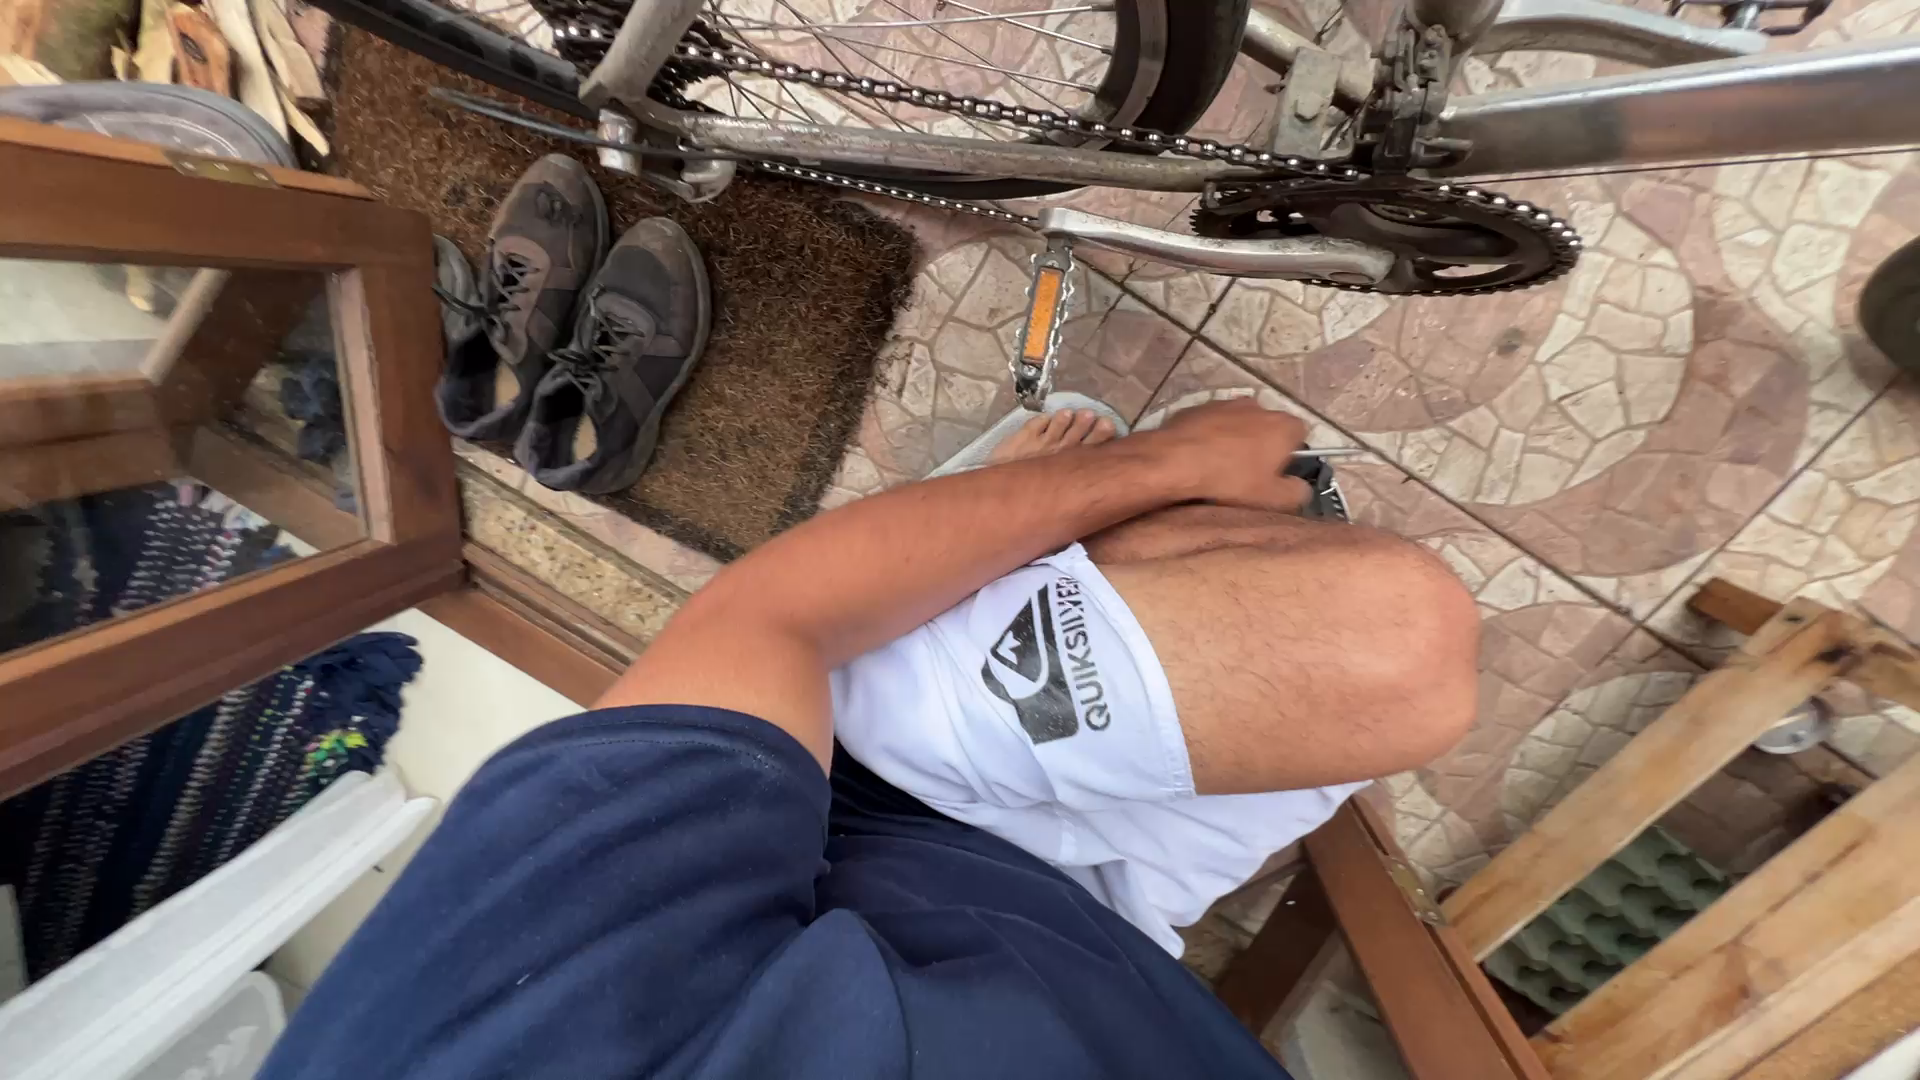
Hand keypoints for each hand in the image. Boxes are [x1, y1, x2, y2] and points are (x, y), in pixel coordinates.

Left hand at [1150, 398, 1312, 511]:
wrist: (1172, 461)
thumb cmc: (1229, 480)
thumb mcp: (1272, 499)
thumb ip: (1297, 492)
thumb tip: (1300, 487)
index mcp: (1283, 425)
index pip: (1299, 436)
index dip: (1288, 456)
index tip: (1273, 475)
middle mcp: (1257, 406)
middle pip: (1266, 428)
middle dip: (1259, 447)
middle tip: (1244, 475)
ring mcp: (1224, 403)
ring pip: (1236, 424)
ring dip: (1231, 441)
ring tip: (1216, 467)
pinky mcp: (1195, 407)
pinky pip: (1208, 424)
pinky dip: (1206, 437)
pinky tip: (1195, 457)